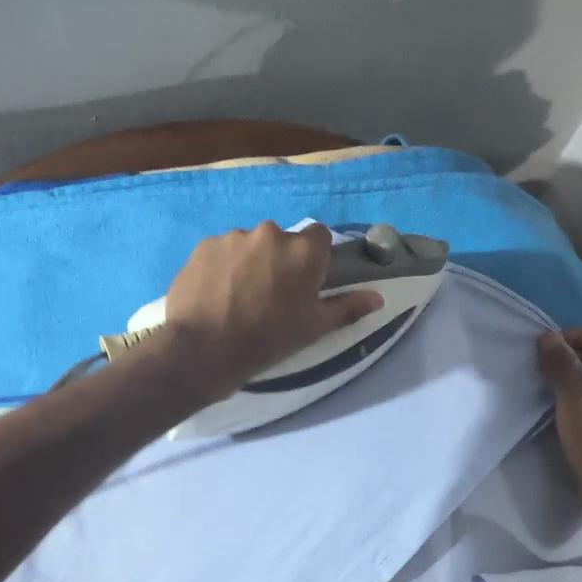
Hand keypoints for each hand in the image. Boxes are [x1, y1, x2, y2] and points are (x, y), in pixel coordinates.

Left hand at [162, 222, 383, 399]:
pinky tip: (215, 294)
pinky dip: (222, 267)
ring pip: (249, 245)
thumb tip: (378, 297)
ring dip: (249, 262)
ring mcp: (234, 237)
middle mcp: (270, 233)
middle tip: (270, 294)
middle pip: (282, 240)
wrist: (204, 348)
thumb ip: (347, 307)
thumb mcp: (313, 328)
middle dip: (279, 260)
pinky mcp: (204, 246)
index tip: (305, 282)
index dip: (314, 258)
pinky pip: (221, 252)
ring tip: (238, 296)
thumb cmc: (268, 339)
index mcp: (304, 250)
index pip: (319, 237)